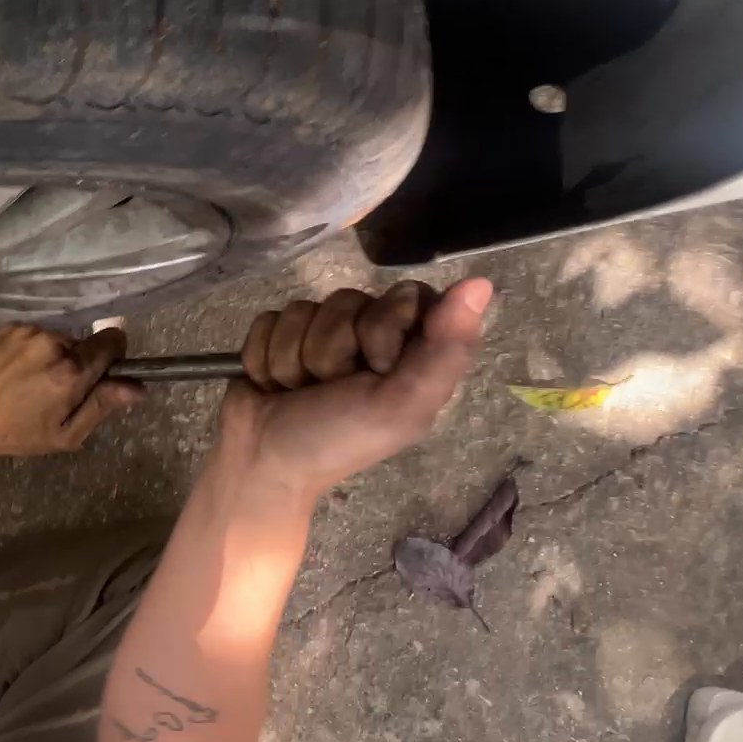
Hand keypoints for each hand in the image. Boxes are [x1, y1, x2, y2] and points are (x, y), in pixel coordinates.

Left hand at [0, 324, 145, 459]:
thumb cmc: (13, 433)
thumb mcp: (64, 434)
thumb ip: (102, 406)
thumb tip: (137, 388)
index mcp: (72, 370)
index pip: (113, 341)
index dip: (113, 356)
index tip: (102, 373)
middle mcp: (53, 342)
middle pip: (82, 344)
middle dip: (77, 364)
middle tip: (53, 392)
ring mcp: (27, 332)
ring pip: (56, 340)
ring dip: (51, 357)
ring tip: (27, 384)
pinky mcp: (7, 328)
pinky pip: (32, 336)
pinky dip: (29, 351)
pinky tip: (11, 373)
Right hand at [219, 278, 492, 496]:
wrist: (262, 460)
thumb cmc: (336, 440)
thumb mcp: (402, 406)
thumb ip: (445, 349)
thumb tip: (480, 282)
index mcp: (410, 350)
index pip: (408, 294)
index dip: (385, 324)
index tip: (377, 366)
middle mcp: (365, 335)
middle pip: (347, 299)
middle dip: (331, 348)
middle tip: (329, 387)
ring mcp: (316, 334)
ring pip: (302, 309)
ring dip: (293, 358)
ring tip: (296, 390)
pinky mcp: (273, 336)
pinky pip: (267, 320)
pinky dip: (264, 356)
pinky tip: (271, 383)